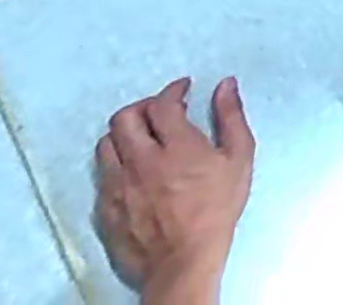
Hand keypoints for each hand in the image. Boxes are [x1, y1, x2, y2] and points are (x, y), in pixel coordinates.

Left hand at [94, 77, 254, 301]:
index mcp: (176, 145)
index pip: (162, 104)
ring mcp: (116, 185)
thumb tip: (225, 85)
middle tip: (164, 108)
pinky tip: (137, 165)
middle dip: (145, 105)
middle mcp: (140, 160)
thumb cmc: (218, 204)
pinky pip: (102, 171)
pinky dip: (118, 158)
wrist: (182, 259)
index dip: (173, 89)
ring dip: (126, 131)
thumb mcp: (239, 155)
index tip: (184, 87)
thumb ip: (231, 116)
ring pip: (106, 144)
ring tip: (147, 134)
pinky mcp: (105, 206)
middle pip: (124, 119)